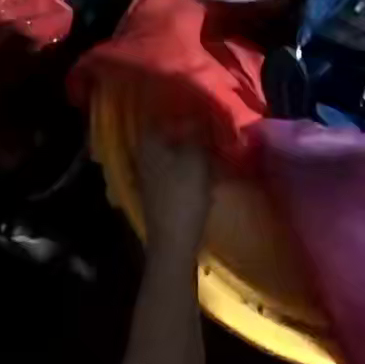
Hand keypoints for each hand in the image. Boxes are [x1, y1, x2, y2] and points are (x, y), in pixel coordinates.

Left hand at [137, 132, 211, 253]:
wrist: (173, 243)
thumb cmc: (183, 196)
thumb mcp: (195, 160)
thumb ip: (196, 136)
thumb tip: (199, 120)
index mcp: (149, 142)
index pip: (168, 120)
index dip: (189, 120)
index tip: (211, 123)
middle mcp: (145, 155)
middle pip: (172, 140)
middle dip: (195, 141)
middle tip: (217, 143)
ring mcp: (150, 177)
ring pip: (177, 159)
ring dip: (197, 160)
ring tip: (219, 164)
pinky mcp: (160, 196)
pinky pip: (179, 178)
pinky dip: (194, 178)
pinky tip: (211, 185)